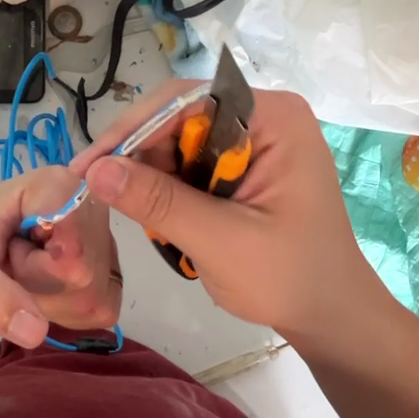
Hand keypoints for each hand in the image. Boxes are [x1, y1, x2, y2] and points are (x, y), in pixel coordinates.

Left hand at [9, 178, 120, 330]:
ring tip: (21, 275)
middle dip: (40, 282)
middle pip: (85, 270)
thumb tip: (35, 332)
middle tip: (11, 263)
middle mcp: (91, 207)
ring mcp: (104, 243)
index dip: (40, 263)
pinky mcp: (109, 278)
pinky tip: (40, 294)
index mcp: (57, 185)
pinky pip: (99, 311)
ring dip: (48, 301)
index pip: (74, 240)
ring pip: (92, 296)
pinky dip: (64, 315)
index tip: (11, 249)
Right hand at [71, 81, 387, 341]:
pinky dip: (166, 194)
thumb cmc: (289, 278)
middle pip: (177, 119)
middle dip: (139, 158)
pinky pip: (187, 168)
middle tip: (95, 194)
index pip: (187, 100)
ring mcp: (251, 144)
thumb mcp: (220, 240)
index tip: (89, 166)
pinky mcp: (239, 169)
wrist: (329, 316)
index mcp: (272, 118)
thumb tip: (95, 170)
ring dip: (150, 181)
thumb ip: (158, 202)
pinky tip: (160, 223)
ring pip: (176, 145)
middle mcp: (261, 118)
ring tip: (134, 218)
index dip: (133, 128)